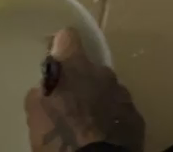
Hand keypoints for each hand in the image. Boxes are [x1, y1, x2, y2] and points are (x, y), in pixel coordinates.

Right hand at [24, 27, 146, 151]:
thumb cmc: (59, 136)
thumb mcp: (36, 113)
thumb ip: (42, 91)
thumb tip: (46, 88)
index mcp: (75, 65)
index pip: (68, 37)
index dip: (61, 46)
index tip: (57, 57)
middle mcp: (102, 71)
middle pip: (90, 67)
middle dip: (82, 80)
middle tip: (72, 103)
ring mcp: (122, 93)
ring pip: (107, 89)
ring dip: (98, 100)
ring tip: (89, 123)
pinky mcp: (136, 116)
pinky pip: (121, 110)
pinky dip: (112, 119)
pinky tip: (104, 135)